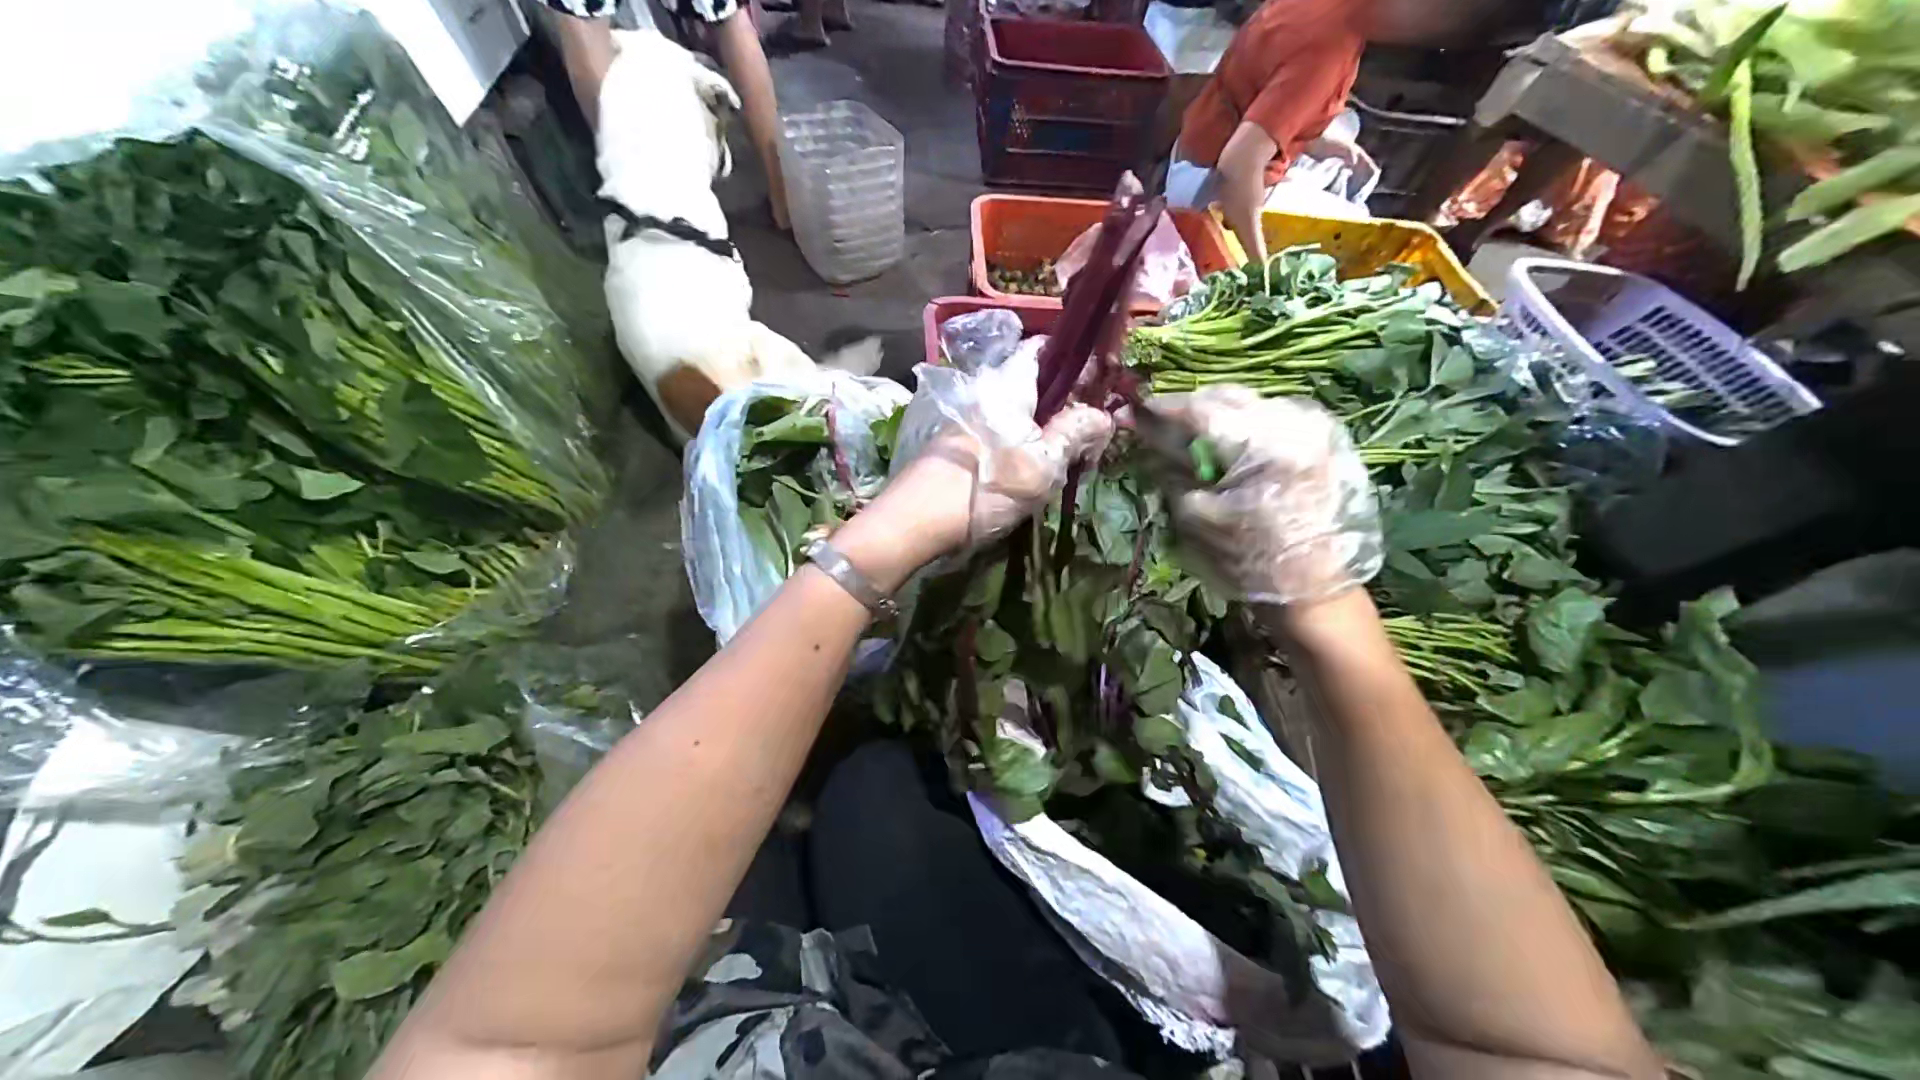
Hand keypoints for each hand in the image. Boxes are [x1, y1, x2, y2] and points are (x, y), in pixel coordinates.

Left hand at [889, 351, 1114, 553]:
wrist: (917, 522)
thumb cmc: (987, 487)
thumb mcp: (1043, 463)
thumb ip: (1076, 432)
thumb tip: (1103, 414)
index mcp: (1009, 385)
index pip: (1043, 348)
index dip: (1074, 358)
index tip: (1101, 379)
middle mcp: (988, 394)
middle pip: (1037, 386)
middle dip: (1069, 404)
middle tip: (1096, 435)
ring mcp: (973, 422)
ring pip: (1023, 415)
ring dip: (1050, 432)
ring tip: (1075, 462)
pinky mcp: (965, 449)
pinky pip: (1007, 437)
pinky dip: (1029, 449)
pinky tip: (1041, 475)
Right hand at [1146, 385, 1381, 604]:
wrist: (1315, 590)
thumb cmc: (1249, 561)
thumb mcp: (1197, 518)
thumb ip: (1172, 472)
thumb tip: (1151, 443)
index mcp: (1261, 444)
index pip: (1200, 409)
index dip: (1162, 408)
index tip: (1134, 410)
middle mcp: (1294, 423)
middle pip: (1228, 397)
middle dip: (1191, 408)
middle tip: (1162, 425)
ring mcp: (1316, 429)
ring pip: (1252, 404)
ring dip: (1219, 417)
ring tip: (1196, 439)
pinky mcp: (1326, 442)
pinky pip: (1276, 417)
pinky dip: (1247, 426)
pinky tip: (1233, 449)